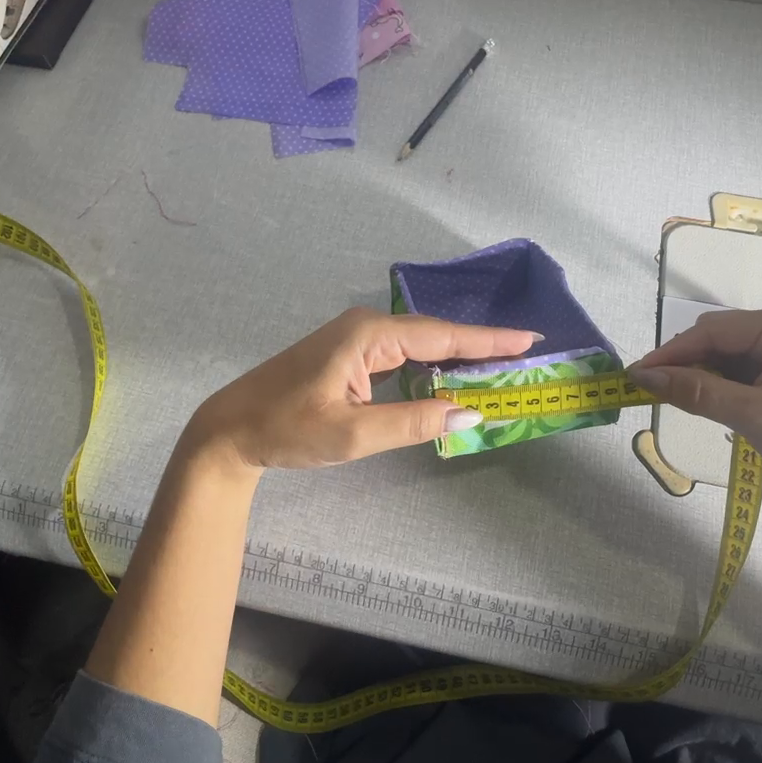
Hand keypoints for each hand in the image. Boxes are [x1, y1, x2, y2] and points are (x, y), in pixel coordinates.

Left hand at [182, 307, 537, 471]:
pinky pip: (402, 356)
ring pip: (420, 345)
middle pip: (435, 335)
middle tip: (526, 356)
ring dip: (457, 357)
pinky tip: (449, 378)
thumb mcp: (353, 435)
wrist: (231, 429)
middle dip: (480, 346)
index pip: (442, 336)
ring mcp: (356, 339)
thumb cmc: (287, 430)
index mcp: (370, 336)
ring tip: (500, 368)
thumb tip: (469, 413)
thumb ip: (413, 422)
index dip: (489, 340)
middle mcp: (367, 327)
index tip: (530, 339)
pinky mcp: (349, 355)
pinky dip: (431, 367)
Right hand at [629, 304, 761, 508]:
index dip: (670, 353)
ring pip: (725, 360)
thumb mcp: (756, 417)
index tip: (633, 376)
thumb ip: (697, 392)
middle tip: (651, 395)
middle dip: (685, 366)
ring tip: (678, 405)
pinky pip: (741, 375)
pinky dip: (721, 391)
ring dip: (702, 381)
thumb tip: (642, 376)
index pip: (711, 331)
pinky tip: (709, 408)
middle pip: (716, 341)